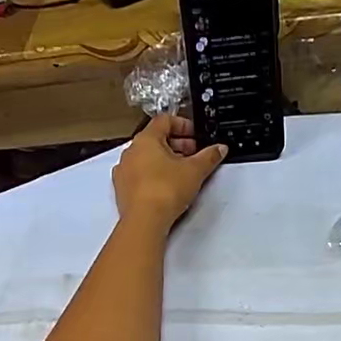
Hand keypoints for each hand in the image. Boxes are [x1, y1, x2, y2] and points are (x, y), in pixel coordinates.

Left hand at [111, 114, 225, 226]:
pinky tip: (166, 187)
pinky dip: (153, 176)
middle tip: (193, 154)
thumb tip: (217, 150)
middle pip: (156, 139)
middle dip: (177, 144)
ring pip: (146, 158)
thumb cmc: (162, 192)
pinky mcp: (123, 189)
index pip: (165, 120)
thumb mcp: (195, 170)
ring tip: (182, 172)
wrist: (144, 220)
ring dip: (164, 161)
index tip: (194, 135)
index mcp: (146, 139)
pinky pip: (139, 175)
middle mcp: (131, 152)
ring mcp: (124, 171)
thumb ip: (209, 156)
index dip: (183, 125)